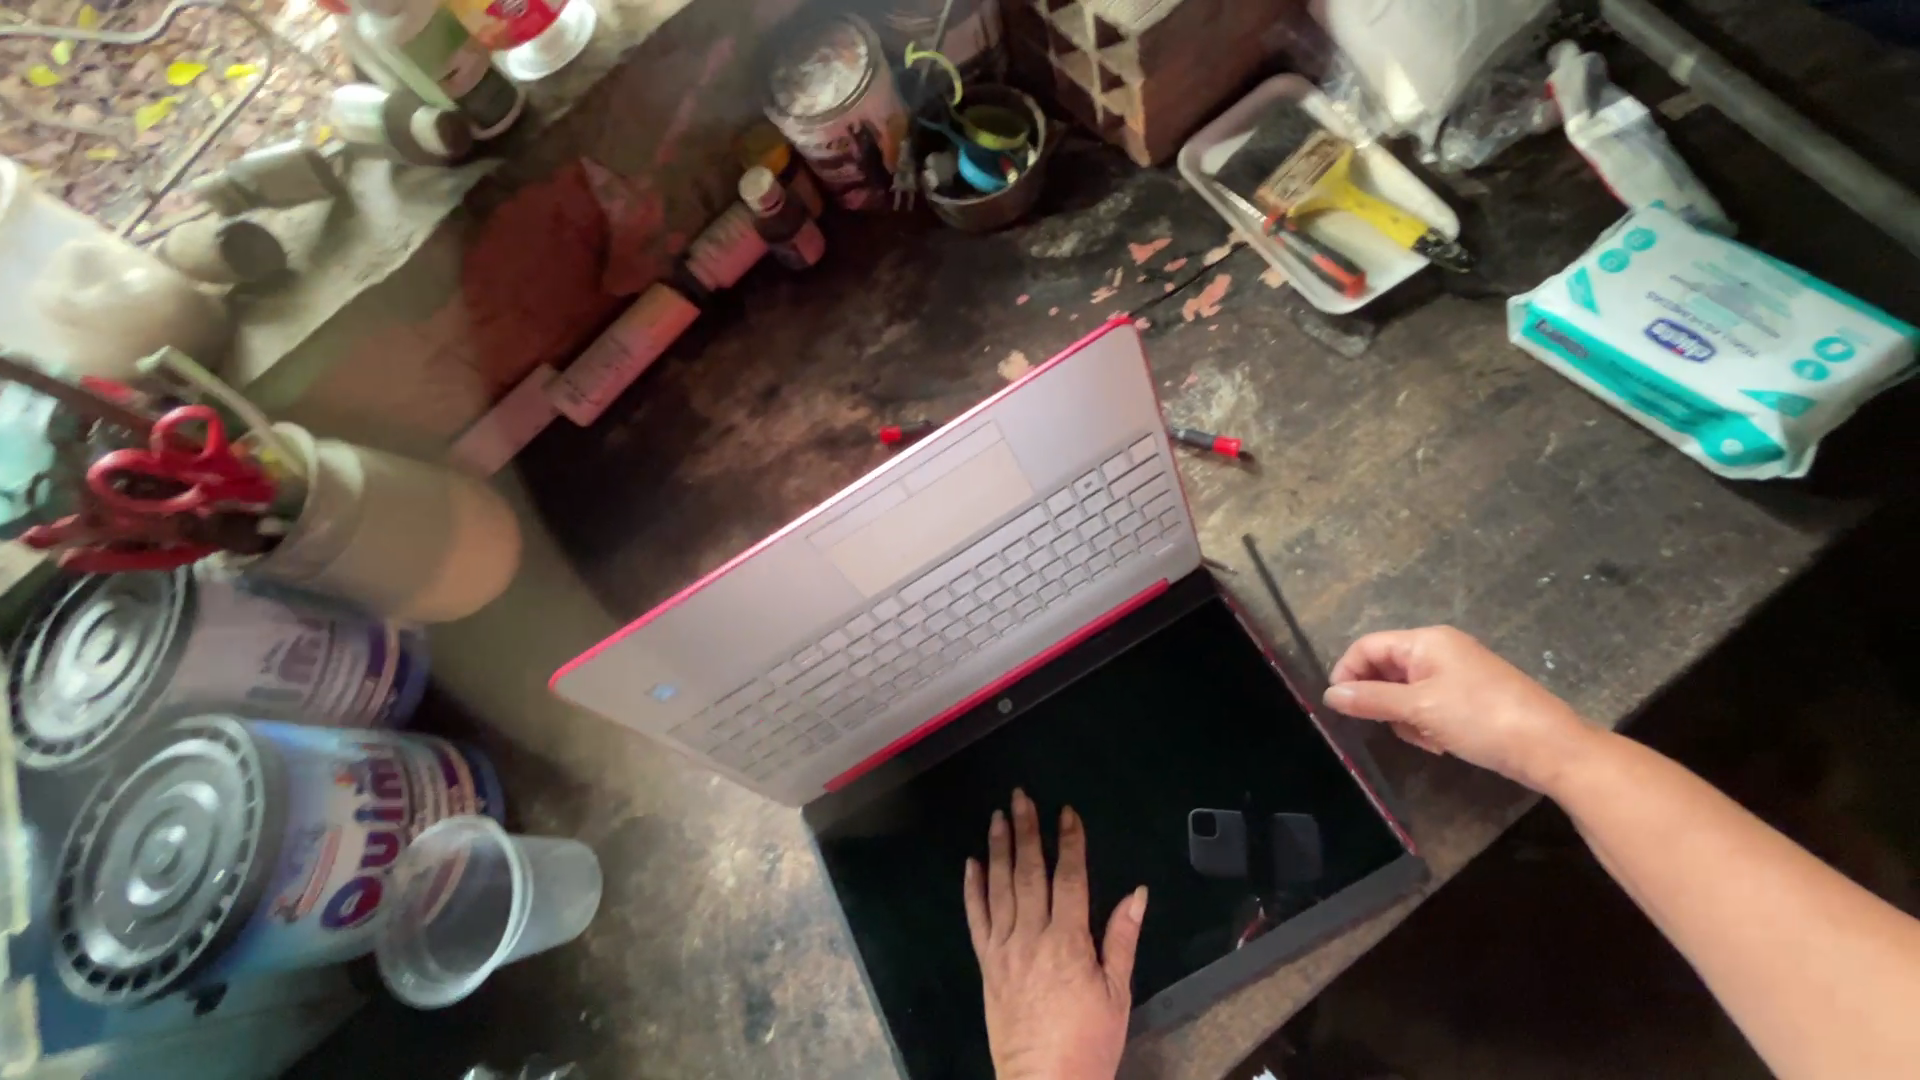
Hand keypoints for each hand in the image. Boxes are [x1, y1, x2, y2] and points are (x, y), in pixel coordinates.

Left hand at [964, 789, 1146, 1079]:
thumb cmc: (1089, 1041)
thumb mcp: (1117, 993)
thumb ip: (1123, 938)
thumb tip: (1138, 893)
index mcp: (1068, 941)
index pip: (1069, 878)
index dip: (1069, 842)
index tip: (1067, 812)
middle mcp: (1032, 935)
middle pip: (1029, 872)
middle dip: (1026, 830)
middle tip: (1021, 796)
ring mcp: (1004, 948)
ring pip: (999, 887)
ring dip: (998, 848)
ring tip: (998, 816)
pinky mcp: (986, 963)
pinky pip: (976, 919)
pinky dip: (972, 889)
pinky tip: (971, 863)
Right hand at [1323, 626, 1596, 791]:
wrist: (1553, 749)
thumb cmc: (1480, 719)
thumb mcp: (1418, 709)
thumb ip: (1369, 699)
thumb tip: (1329, 695)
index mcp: (1426, 641)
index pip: (1366, 647)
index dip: (1348, 674)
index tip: (1341, 707)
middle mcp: (1439, 649)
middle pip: (1385, 669)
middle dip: (1381, 700)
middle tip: (1391, 726)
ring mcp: (1457, 672)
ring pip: (1405, 691)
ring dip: (1404, 716)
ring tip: (1425, 738)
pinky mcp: (1470, 696)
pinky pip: (1428, 703)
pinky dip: (1426, 722)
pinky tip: (1441, 743)